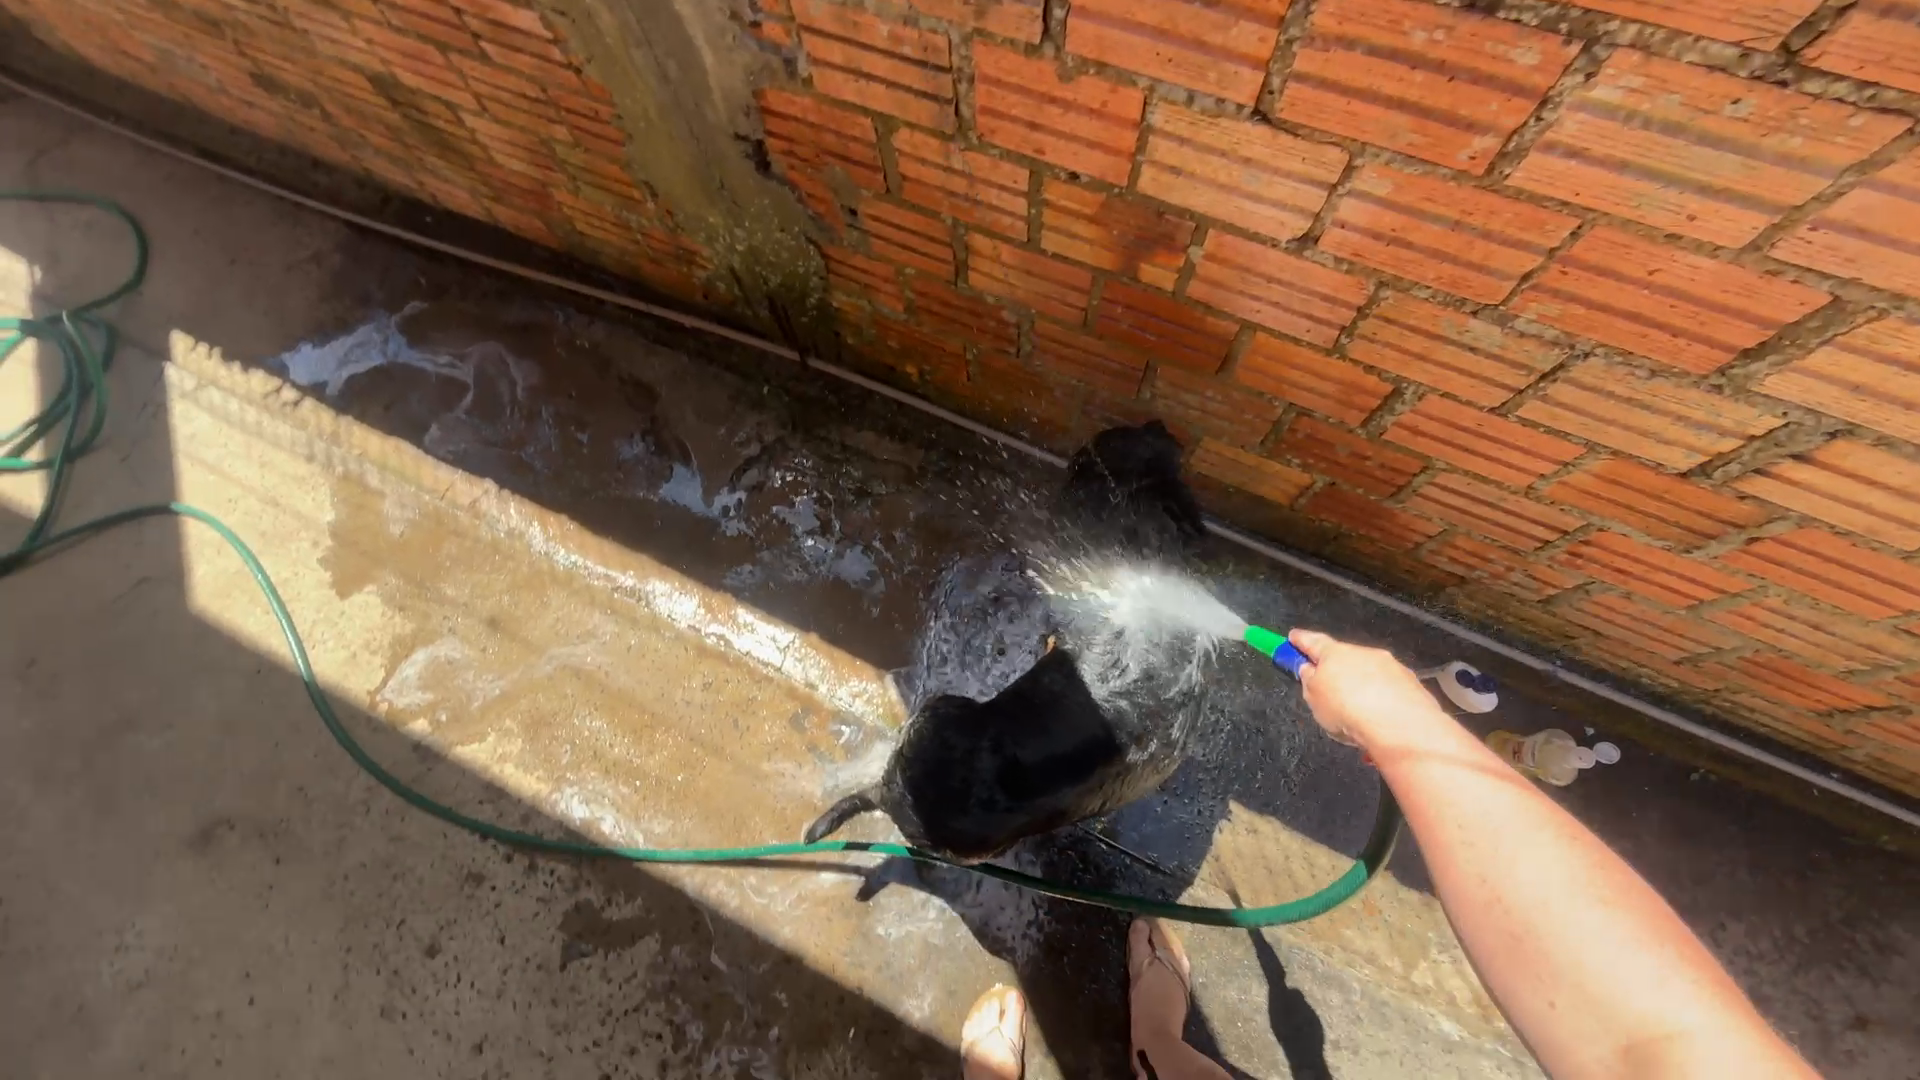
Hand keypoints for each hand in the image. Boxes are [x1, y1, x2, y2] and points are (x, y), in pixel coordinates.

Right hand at [1288, 629, 1449, 751]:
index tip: (1293, 638)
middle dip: (1336, 668)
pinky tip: (1379, 719)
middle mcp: (1365, 653)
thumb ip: (1309, 680)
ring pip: (1370, 673)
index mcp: (1335, 652)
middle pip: (1345, 657)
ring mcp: (1392, 667)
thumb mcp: (1313, 697)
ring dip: (1362, 686)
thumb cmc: (1347, 709)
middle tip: (1328, 687)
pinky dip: (1382, 699)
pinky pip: (1390, 690)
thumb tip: (1308, 670)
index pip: (1312, 641)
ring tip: (1357, 712)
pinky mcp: (1414, 685)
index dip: (1300, 640)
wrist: (1401, 727)